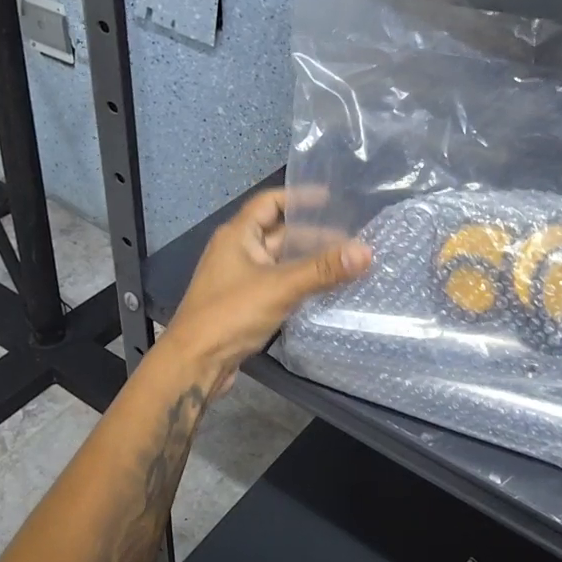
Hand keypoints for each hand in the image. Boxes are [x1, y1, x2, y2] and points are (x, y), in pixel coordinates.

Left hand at [158, 189, 370, 392]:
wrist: (195, 363)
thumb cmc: (230, 314)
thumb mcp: (280, 287)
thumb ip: (323, 269)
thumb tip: (366, 251)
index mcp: (237, 235)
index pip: (269, 202)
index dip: (299, 197)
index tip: (332, 198)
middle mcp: (237, 251)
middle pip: (279, 233)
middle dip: (313, 233)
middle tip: (351, 234)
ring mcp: (240, 279)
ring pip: (280, 261)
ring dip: (308, 261)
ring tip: (346, 260)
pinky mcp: (245, 304)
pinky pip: (277, 285)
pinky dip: (299, 283)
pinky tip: (325, 289)